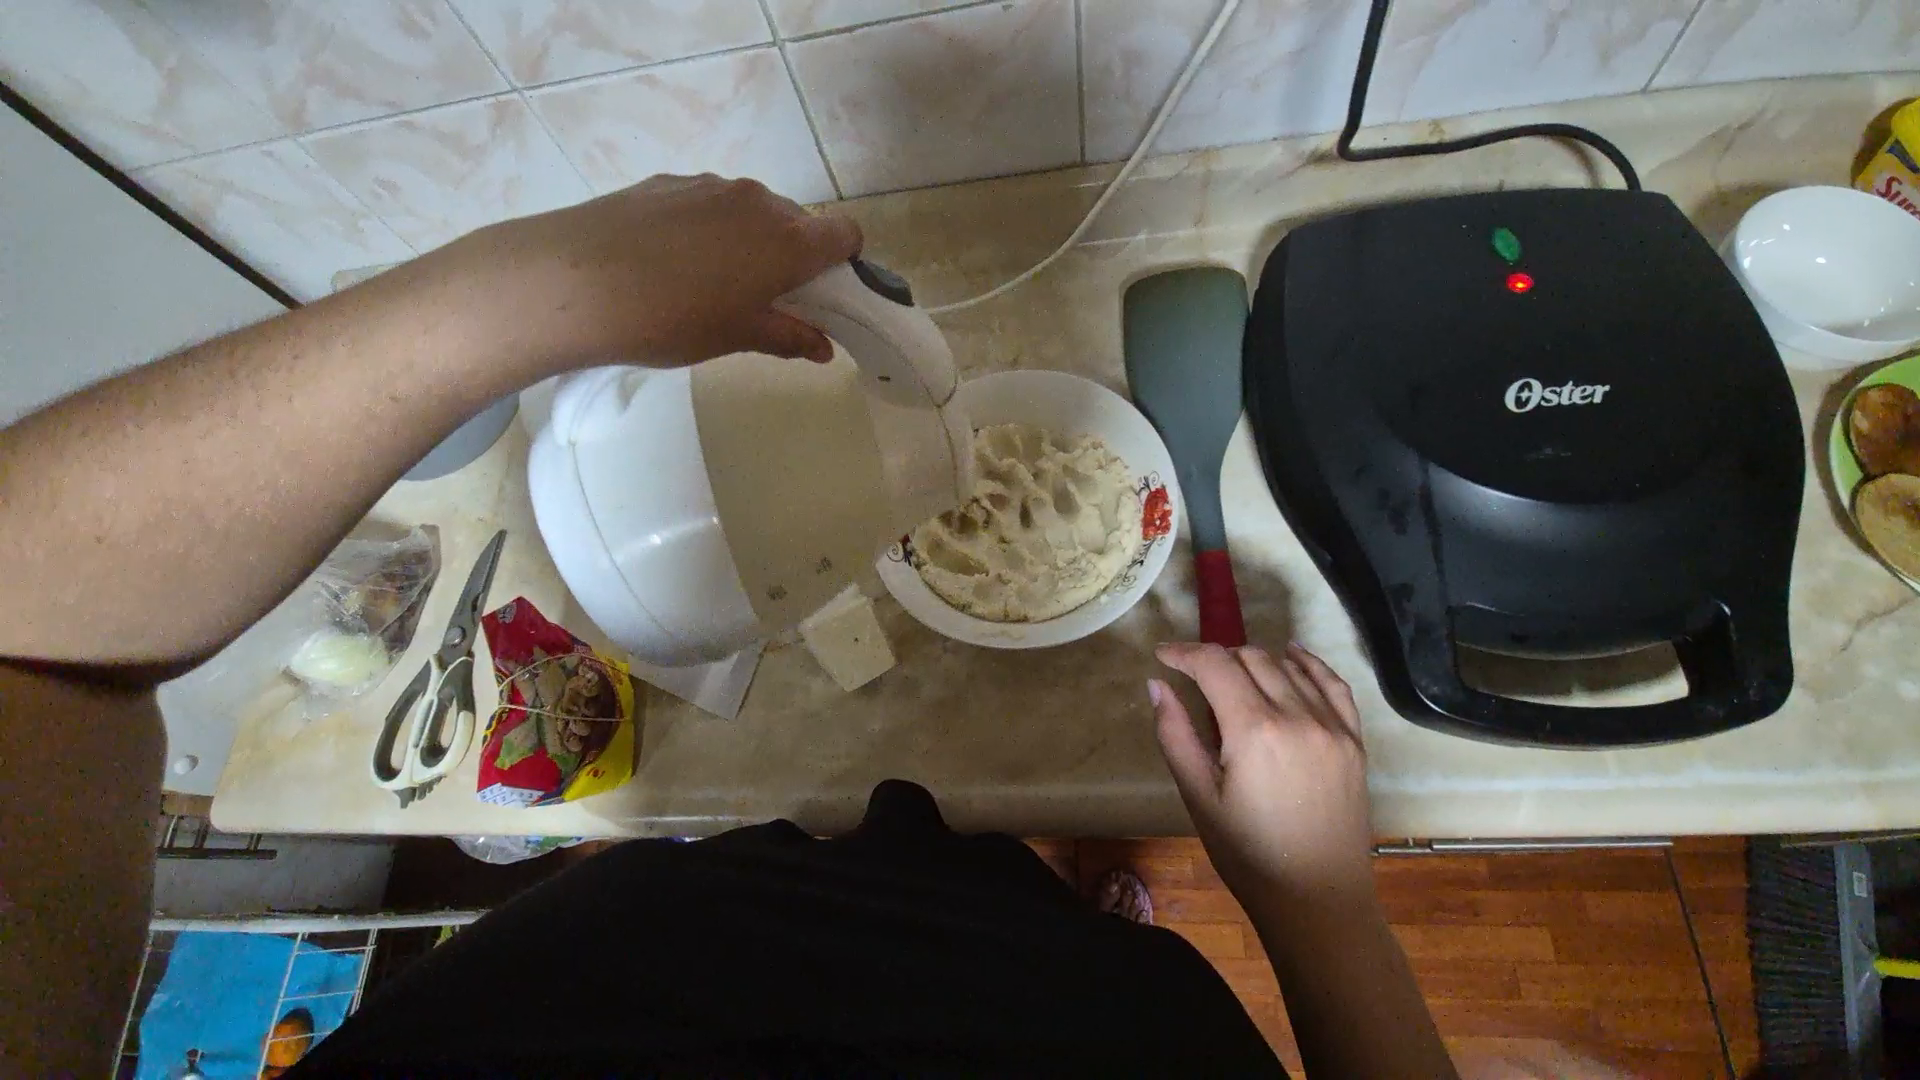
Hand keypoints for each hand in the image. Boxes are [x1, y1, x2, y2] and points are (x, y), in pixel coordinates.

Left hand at [449, 173, 862, 373]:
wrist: (573, 283)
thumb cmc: (674, 319)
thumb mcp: (738, 336)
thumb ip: (789, 336)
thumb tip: (823, 346)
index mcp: (787, 241)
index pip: (845, 234)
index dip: (844, 263)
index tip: (824, 293)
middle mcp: (757, 201)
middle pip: (799, 223)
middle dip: (796, 258)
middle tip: (767, 299)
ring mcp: (710, 186)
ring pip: (752, 212)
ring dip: (752, 242)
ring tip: (714, 283)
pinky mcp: (668, 183)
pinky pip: (711, 205)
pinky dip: (712, 230)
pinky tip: (675, 263)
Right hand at [1150, 642, 1372, 907]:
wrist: (1317, 900)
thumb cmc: (1247, 853)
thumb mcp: (1197, 796)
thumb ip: (1175, 734)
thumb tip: (1158, 684)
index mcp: (1254, 730)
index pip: (1214, 665)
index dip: (1183, 653)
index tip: (1162, 656)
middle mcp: (1297, 716)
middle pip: (1251, 658)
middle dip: (1215, 657)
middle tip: (1192, 677)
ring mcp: (1332, 726)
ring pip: (1287, 666)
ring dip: (1253, 661)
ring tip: (1231, 678)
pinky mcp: (1354, 741)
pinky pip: (1333, 684)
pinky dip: (1308, 664)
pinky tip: (1291, 655)